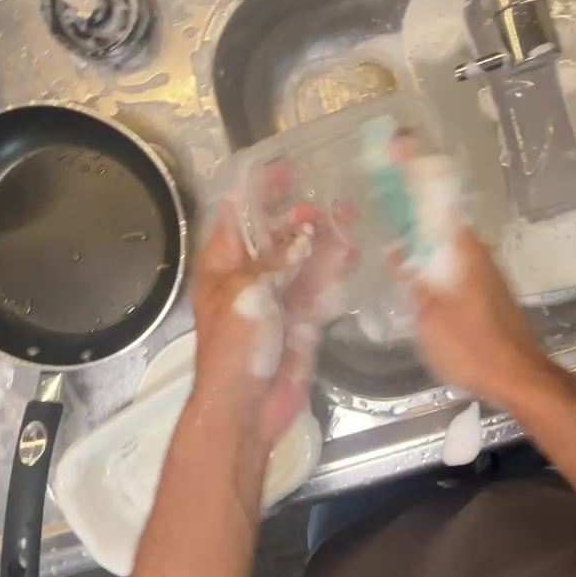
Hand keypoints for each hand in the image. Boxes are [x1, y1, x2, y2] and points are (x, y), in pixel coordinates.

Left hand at [189, 199, 355, 445]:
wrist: (246, 406)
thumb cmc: (234, 346)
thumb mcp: (247, 292)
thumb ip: (277, 259)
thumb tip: (303, 235)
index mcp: (223, 264)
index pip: (238, 215)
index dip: (260, 191)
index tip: (286, 170)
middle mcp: (250, 276)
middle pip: (276, 236)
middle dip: (301, 217)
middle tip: (330, 201)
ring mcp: (278, 299)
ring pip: (303, 261)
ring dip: (324, 242)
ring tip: (350, 219)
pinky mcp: (300, 321)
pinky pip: (318, 289)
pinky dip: (333, 273)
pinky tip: (352, 256)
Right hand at [399, 227, 555, 408]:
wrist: (517, 377)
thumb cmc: (470, 347)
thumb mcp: (431, 319)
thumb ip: (415, 285)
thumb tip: (399, 254)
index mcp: (469, 259)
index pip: (449, 219)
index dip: (427, 213)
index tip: (406, 214)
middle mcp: (487, 263)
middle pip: (457, 240)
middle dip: (431, 243)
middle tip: (404, 251)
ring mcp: (497, 284)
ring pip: (465, 262)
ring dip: (442, 265)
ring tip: (415, 277)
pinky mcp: (501, 304)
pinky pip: (471, 281)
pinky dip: (453, 284)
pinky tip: (439, 302)